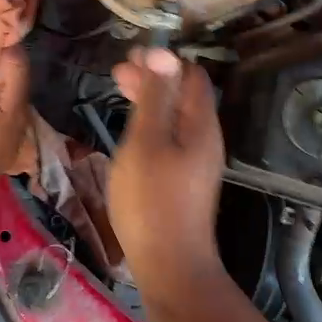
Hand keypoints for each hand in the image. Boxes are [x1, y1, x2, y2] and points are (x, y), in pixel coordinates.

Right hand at [108, 48, 226, 297]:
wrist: (170, 268)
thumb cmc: (152, 201)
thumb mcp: (146, 142)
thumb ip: (155, 97)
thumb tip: (163, 53)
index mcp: (200, 124)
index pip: (191, 75)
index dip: (163, 61)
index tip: (130, 58)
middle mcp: (205, 139)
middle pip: (183, 95)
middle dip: (153, 79)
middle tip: (117, 73)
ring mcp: (197, 162)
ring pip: (175, 118)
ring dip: (150, 101)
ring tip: (120, 94)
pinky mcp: (185, 182)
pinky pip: (170, 139)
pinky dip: (151, 125)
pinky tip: (131, 133)